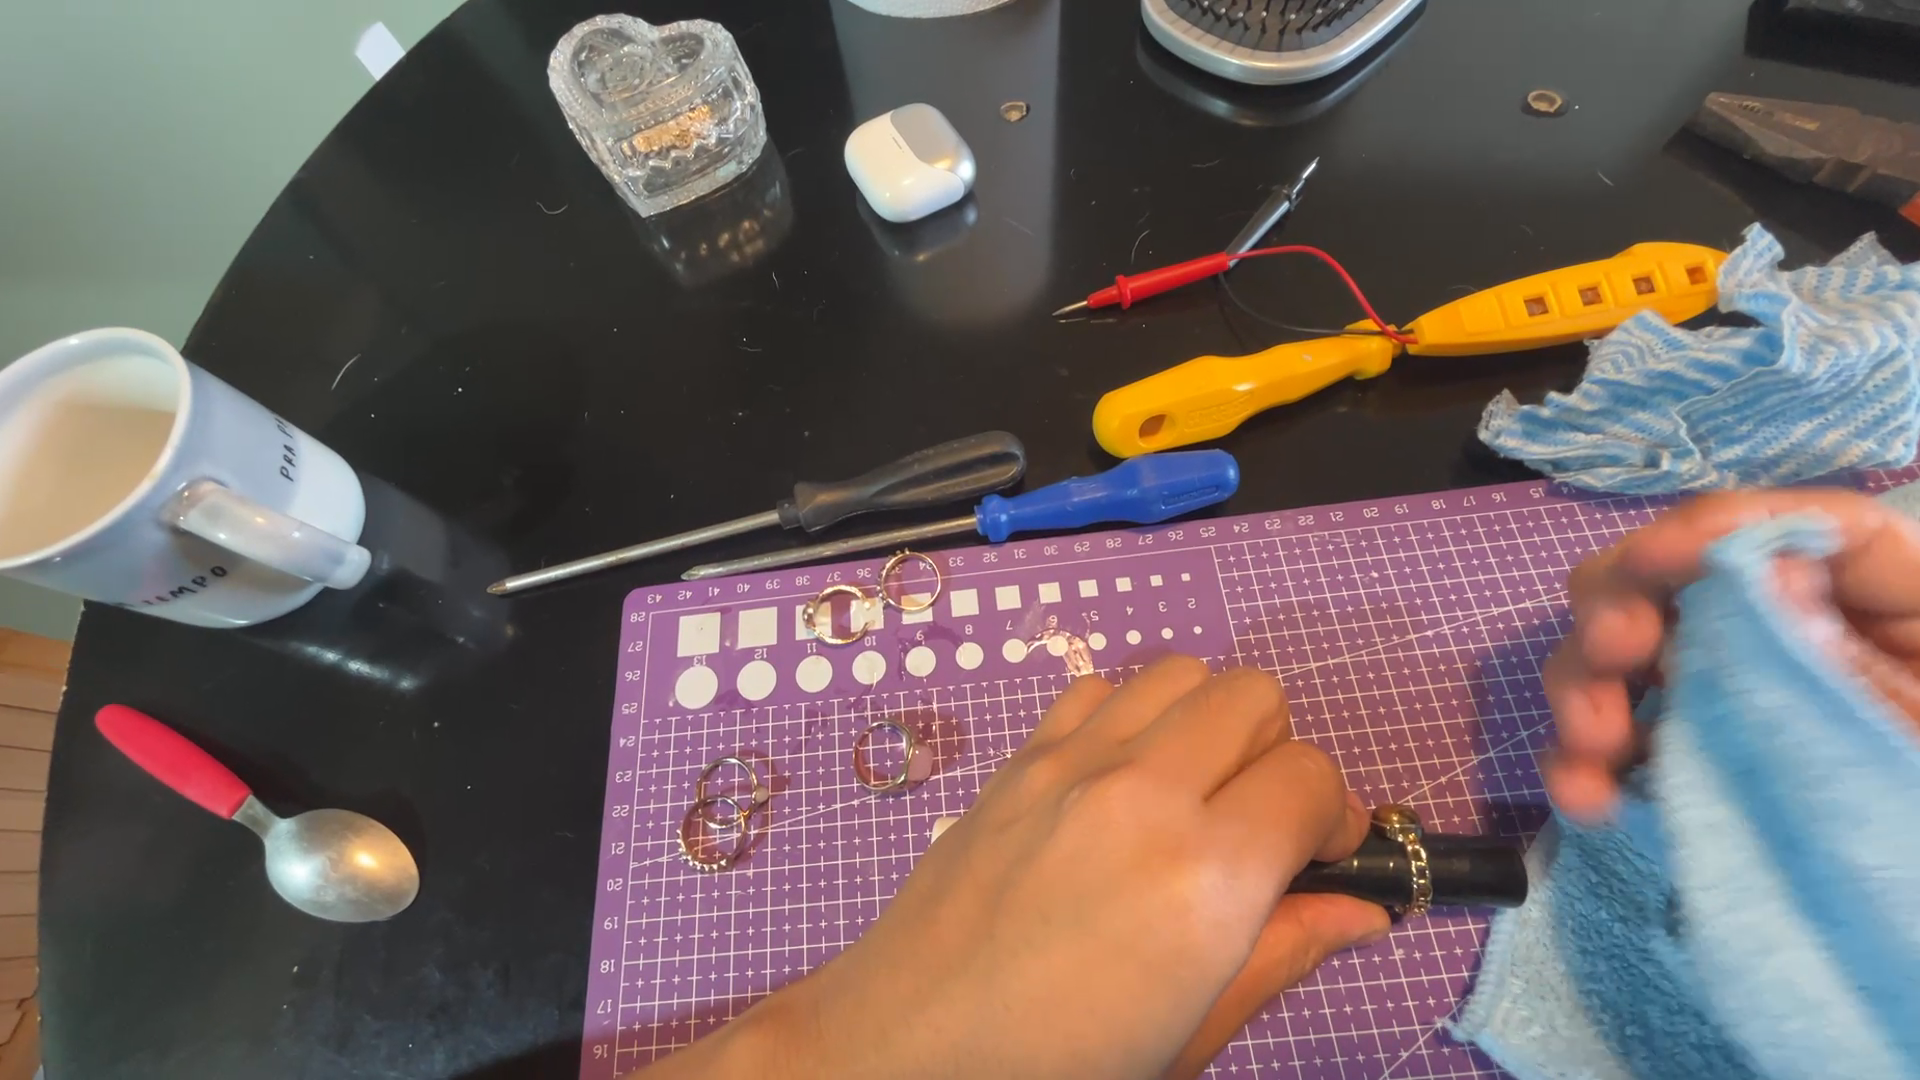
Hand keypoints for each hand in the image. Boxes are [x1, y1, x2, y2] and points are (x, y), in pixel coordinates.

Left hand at [654, 657, 1387, 1079]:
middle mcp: (1144, 790)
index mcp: (1206, 876)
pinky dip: (1127, 714)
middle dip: (1275, 746)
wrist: (919, 1034)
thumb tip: (1364, 906)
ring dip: (1205, 718)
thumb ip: (1286, 950)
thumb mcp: (1197, 1028)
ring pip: (1178, 671)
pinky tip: (1114, 775)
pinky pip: (1099, 687)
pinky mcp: (1023, 751)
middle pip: (1251, 692)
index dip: (1333, 812)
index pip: (1310, 775)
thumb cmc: (1067, 1058)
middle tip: (1253, 813)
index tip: (1319, 850)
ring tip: (1188, 785)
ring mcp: (1074, 758)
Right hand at [1543, 489, 1919, 822]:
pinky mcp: (1669, 756)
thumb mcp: (1919, 717)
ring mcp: (1706, 696)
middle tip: (1613, 652)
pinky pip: (1598, 744)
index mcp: (1882, 612)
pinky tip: (1587, 799)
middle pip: (1659, 583)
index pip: (1802, 532)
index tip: (1661, 558)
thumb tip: (1765, 566)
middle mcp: (1767, 636)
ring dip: (1584, 692)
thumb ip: (1848, 649)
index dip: (1719, 530)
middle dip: (1616, 610)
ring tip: (1593, 744)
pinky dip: (1580, 766)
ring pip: (1604, 659)